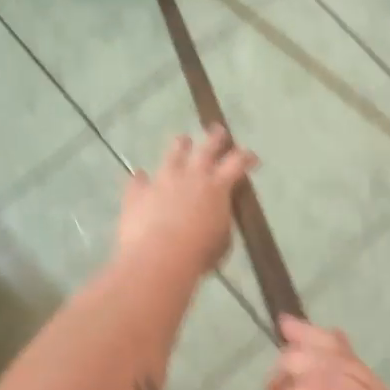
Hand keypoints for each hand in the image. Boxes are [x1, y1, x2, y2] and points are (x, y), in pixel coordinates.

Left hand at [115, 126, 257, 276]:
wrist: (157, 259)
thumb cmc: (198, 253)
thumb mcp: (223, 239)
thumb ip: (221, 220)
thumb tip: (217, 214)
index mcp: (217, 187)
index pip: (237, 163)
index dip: (247, 157)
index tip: (252, 157)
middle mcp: (191, 176)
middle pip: (206, 148)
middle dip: (215, 138)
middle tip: (219, 131)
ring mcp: (162, 181)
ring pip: (172, 154)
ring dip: (179, 146)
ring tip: (182, 140)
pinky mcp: (137, 193)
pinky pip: (138, 180)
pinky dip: (141, 179)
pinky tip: (140, 177)